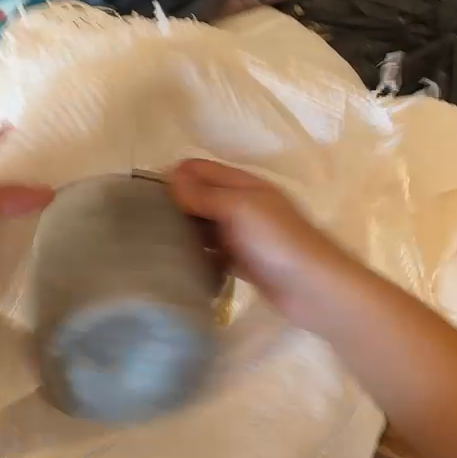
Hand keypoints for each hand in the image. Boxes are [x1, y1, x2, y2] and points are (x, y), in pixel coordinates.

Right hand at [165, 159, 367, 328]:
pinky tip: (178, 267)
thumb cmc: (277, 240)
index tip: (145, 196)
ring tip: (153, 247)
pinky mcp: (244, 263)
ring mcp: (244, 235)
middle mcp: (243, 205)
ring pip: (206, 227)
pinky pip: (214, 254)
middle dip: (176, 205)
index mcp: (243, 184)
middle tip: (142, 225)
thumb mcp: (240, 207)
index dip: (175, 176)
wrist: (314, 288)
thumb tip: (172, 176)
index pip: (201, 169)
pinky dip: (199, 257)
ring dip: (185, 233)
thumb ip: (206, 193)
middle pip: (202, 197)